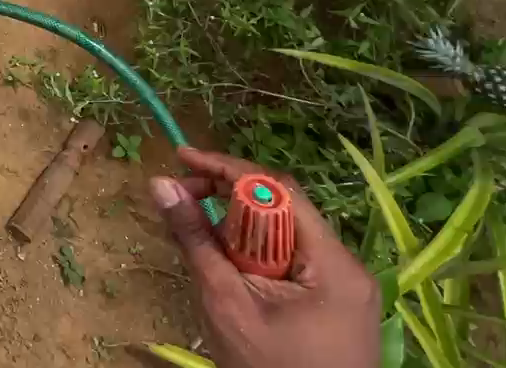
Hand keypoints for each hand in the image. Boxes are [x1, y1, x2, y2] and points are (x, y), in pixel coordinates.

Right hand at [150, 147, 381, 367]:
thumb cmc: (270, 367)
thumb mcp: (225, 299)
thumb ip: (195, 238)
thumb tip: (159, 183)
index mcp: (333, 265)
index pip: (279, 190)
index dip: (227, 168)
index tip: (181, 159)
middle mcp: (345, 267)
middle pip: (280, 207)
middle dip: (225, 196)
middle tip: (180, 198)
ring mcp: (341, 286)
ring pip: (280, 231)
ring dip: (234, 225)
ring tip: (196, 237)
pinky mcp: (331, 301)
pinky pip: (286, 255)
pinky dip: (249, 249)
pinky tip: (222, 261)